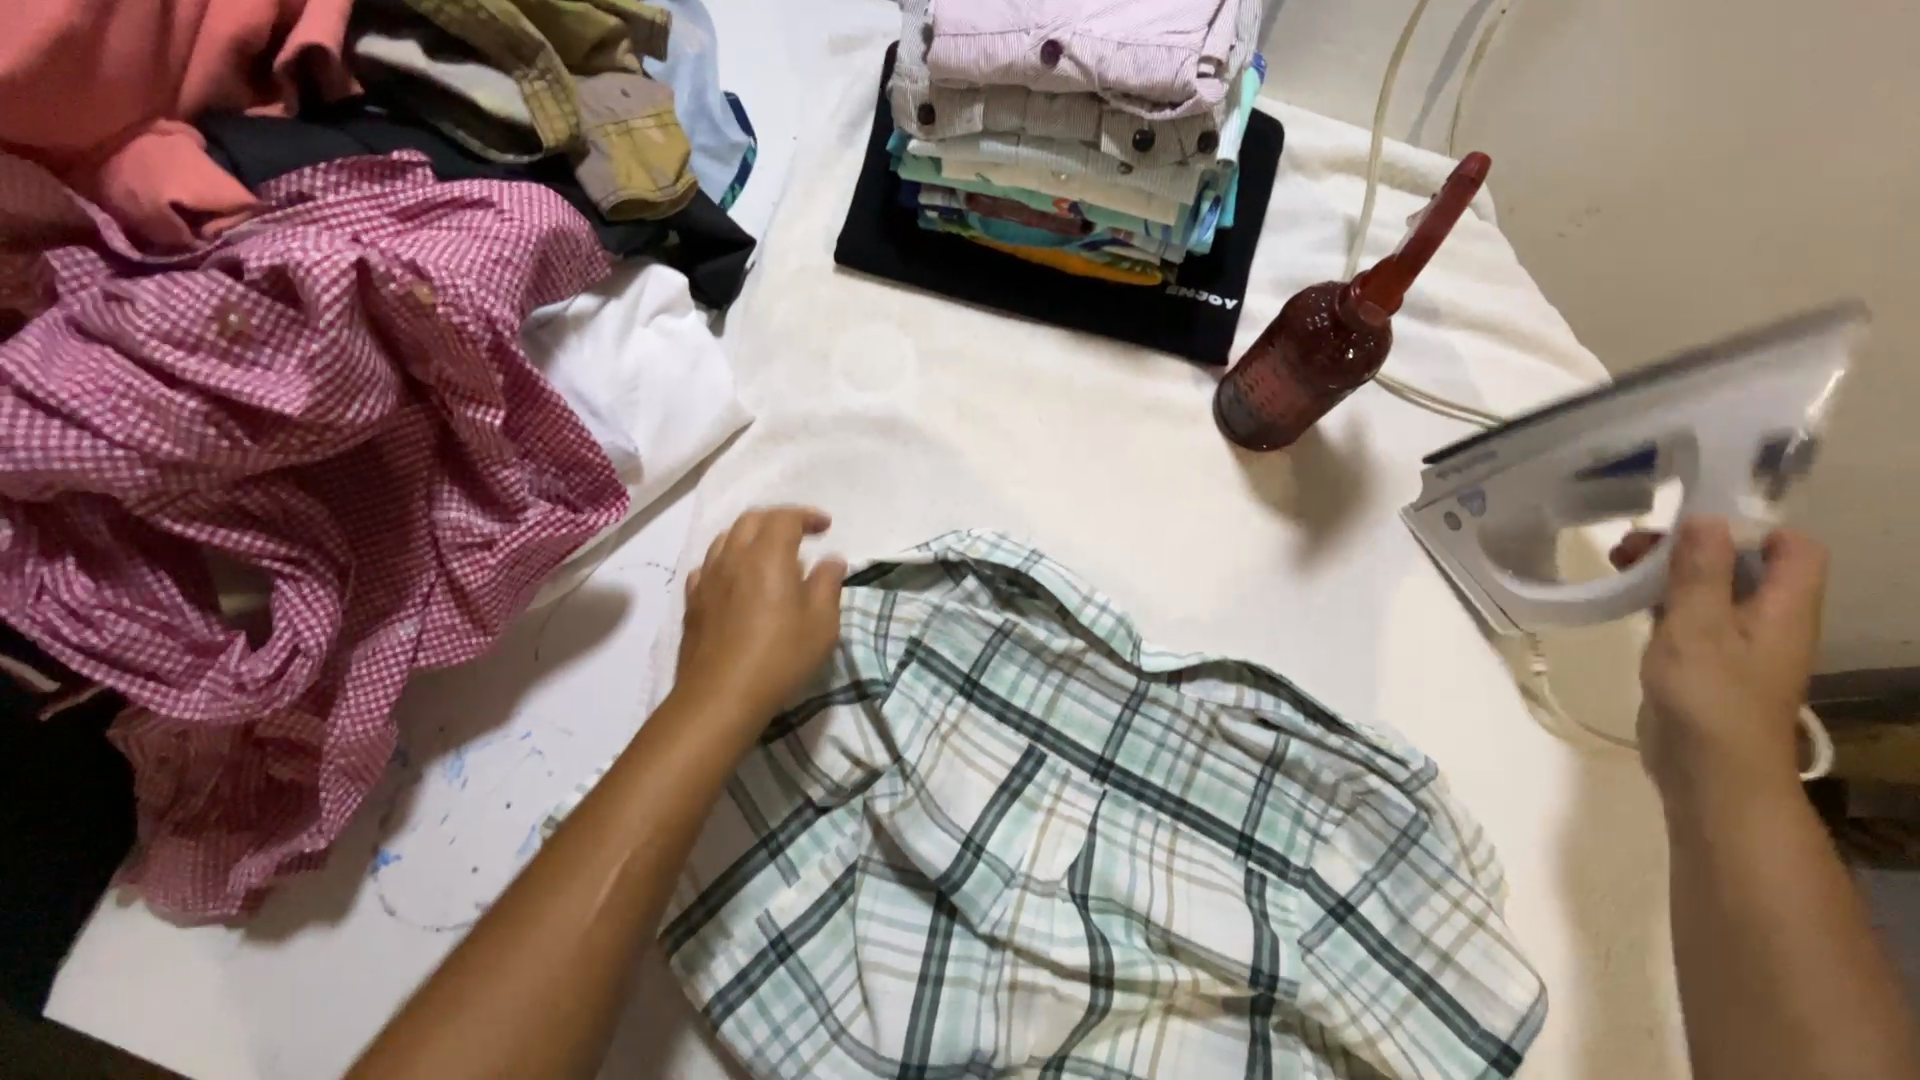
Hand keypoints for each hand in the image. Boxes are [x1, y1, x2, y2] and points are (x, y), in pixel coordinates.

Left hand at [673, 506, 847, 728]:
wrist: (721, 696)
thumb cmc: (780, 657)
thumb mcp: (822, 623)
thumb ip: (827, 584)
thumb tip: (831, 560)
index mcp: (767, 556)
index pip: (785, 517)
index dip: (807, 516)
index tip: (825, 527)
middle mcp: (733, 558)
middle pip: (751, 520)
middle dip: (778, 519)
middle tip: (800, 534)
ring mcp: (707, 579)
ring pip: (726, 539)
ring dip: (751, 537)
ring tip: (769, 555)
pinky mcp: (693, 602)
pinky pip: (708, 567)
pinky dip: (728, 562)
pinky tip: (737, 581)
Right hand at [1610, 517, 1827, 798]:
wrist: (1709, 771)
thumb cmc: (1710, 696)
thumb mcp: (1698, 627)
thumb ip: (1701, 573)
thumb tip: (1706, 520)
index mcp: (1785, 609)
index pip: (1794, 548)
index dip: (1750, 528)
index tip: (1690, 524)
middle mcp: (1770, 620)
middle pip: (1745, 564)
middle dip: (1693, 546)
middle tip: (1634, 545)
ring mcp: (1737, 643)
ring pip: (1711, 589)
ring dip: (1671, 571)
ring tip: (1620, 565)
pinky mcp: (1705, 663)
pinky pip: (1690, 616)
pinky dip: (1662, 600)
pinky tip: (1627, 601)